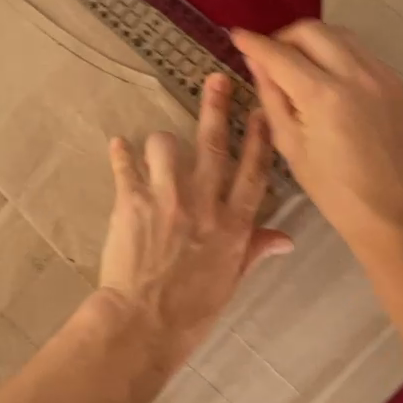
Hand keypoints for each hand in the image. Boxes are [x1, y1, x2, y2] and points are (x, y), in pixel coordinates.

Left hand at [91, 72, 293, 386]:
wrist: (145, 323)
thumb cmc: (192, 309)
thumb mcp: (231, 281)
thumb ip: (254, 249)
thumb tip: (285, 237)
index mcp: (233, 225)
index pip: (253, 172)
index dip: (258, 138)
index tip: (261, 109)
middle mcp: (203, 203)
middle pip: (212, 144)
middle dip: (216, 107)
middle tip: (215, 79)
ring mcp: (166, 197)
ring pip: (166, 145)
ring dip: (161, 143)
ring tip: (156, 149)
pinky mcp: (131, 199)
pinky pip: (125, 163)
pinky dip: (120, 153)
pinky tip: (117, 145)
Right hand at [231, 20, 402, 260]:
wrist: (394, 215)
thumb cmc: (332, 189)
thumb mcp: (289, 144)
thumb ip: (270, 95)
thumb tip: (254, 60)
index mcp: (323, 96)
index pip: (279, 54)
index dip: (253, 43)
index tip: (236, 36)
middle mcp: (356, 76)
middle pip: (311, 31)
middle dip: (283, 37)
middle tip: (270, 58)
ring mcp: (383, 77)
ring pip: (339, 35)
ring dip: (312, 42)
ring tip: (299, 66)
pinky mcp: (398, 85)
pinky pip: (361, 53)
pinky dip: (338, 55)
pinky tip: (329, 81)